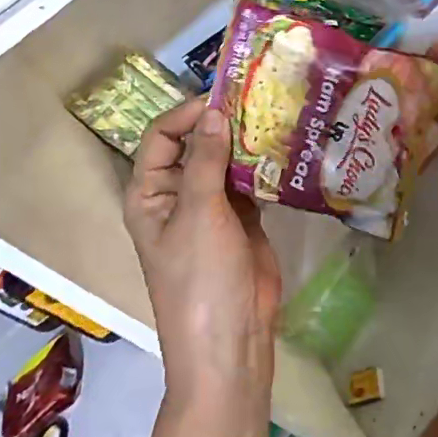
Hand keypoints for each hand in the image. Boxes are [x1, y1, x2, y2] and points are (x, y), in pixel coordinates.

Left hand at [122, 97, 279, 405]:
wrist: (231, 339)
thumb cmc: (201, 277)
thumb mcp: (199, 214)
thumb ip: (206, 160)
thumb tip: (215, 110)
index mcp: (150, 193)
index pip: (162, 137)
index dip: (188, 113)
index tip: (227, 96)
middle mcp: (178, 195)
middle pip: (196, 145)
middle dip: (223, 123)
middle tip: (261, 97)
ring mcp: (212, 208)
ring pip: (226, 161)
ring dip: (247, 142)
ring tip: (279, 115)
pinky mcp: (243, 219)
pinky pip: (251, 182)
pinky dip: (265, 166)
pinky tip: (287, 147)